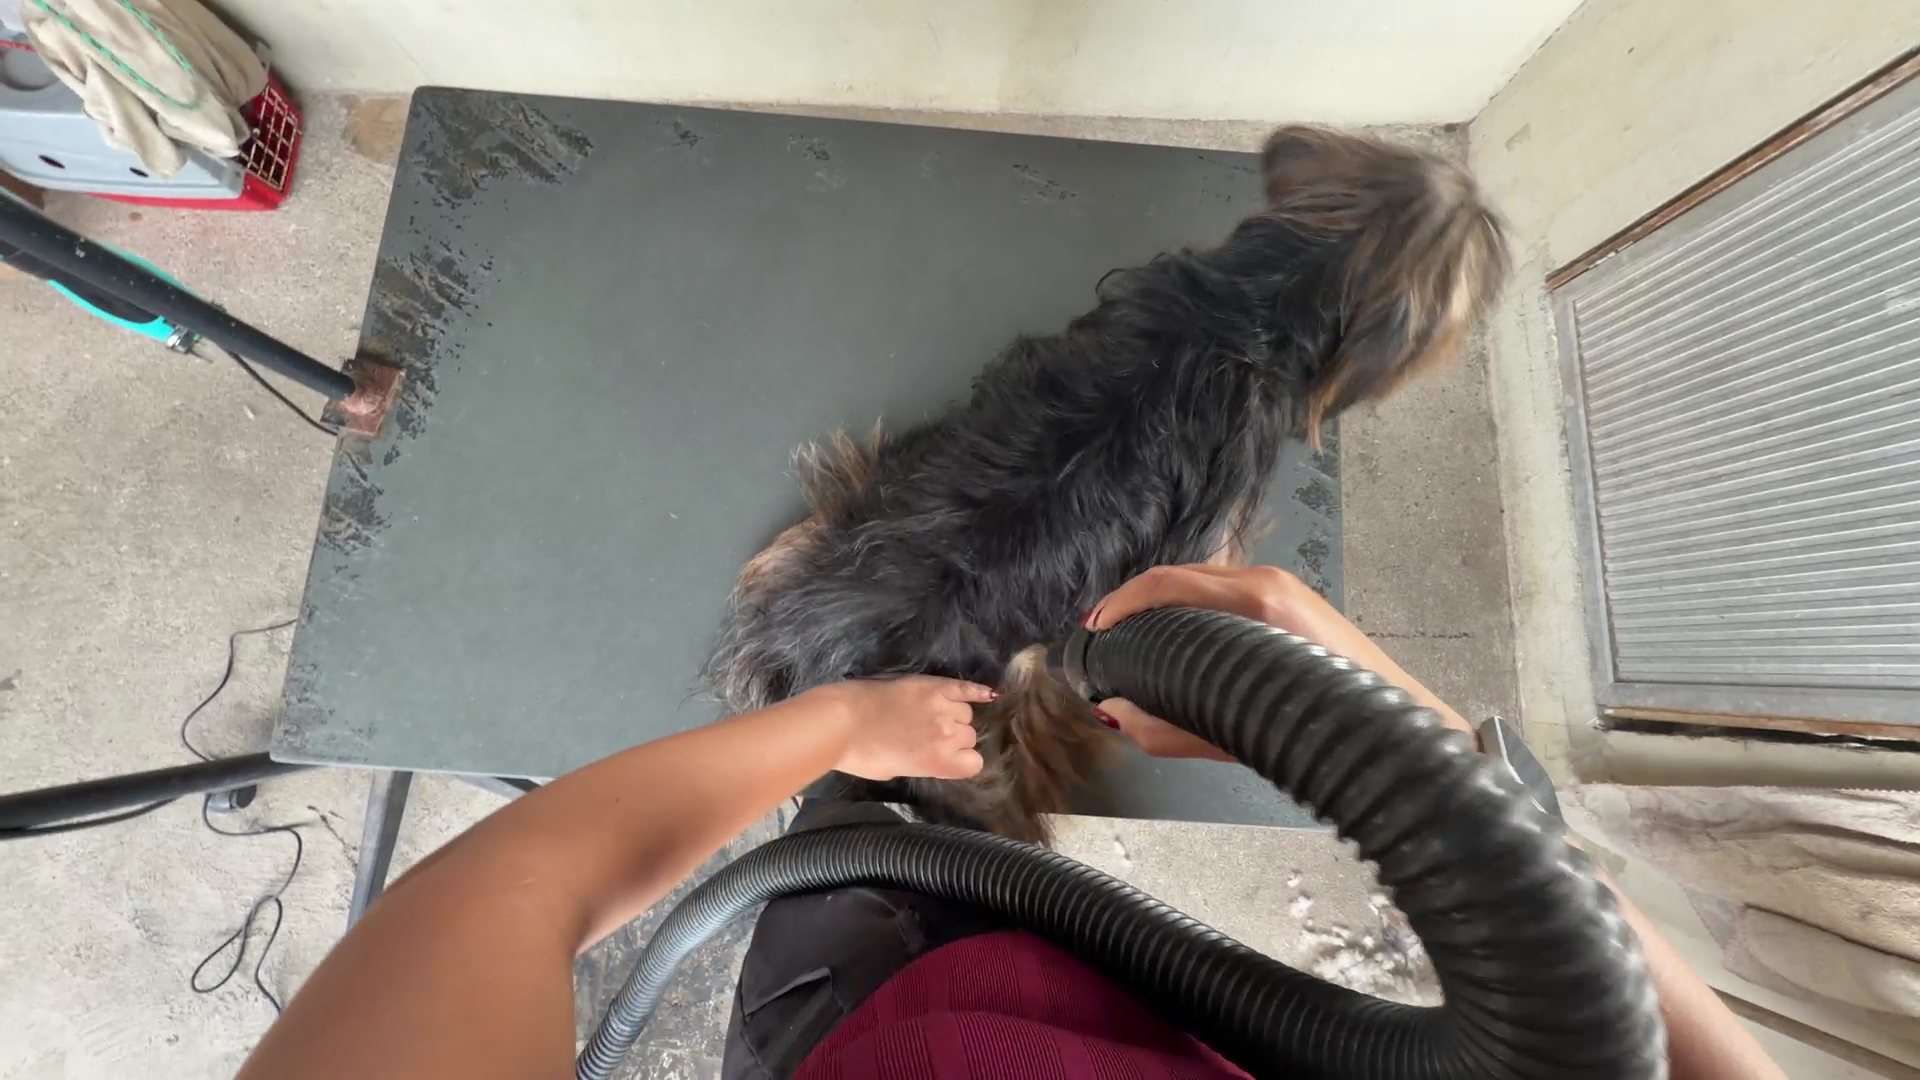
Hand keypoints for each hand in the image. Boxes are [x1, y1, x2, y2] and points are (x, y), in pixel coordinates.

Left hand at [803, 676, 993, 780]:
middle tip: (931, 735)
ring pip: (966, 711)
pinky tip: (988, 693)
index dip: (962, 760)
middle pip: (969, 735)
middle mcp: (946, 734)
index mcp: (938, 762)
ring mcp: (940, 706)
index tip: (949, 757)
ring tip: (935, 715)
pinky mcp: (931, 685)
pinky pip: (964, 687)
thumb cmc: (861, 754)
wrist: (842, 721)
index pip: (973, 763)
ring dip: (955, 715)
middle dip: (955, 737)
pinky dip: (977, 690)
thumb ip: (921, 763)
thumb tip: (928, 752)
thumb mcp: (895, 770)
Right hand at [1086, 564, 1472, 758]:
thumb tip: (1116, 714)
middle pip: (1179, 571)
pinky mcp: (1291, 594)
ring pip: (1200, 574)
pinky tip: (1177, 621)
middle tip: (1105, 626)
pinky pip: (1222, 585)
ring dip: (1160, 595)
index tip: (1097, 625)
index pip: (1168, 582)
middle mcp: (1269, 582)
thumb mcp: (1238, 737)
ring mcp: (1283, 583)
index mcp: (1258, 604)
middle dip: (1134, 596)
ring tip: (1133, 623)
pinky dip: (1188, 599)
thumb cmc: (1333, 731)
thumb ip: (1167, 728)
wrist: (1401, 733)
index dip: (1122, 602)